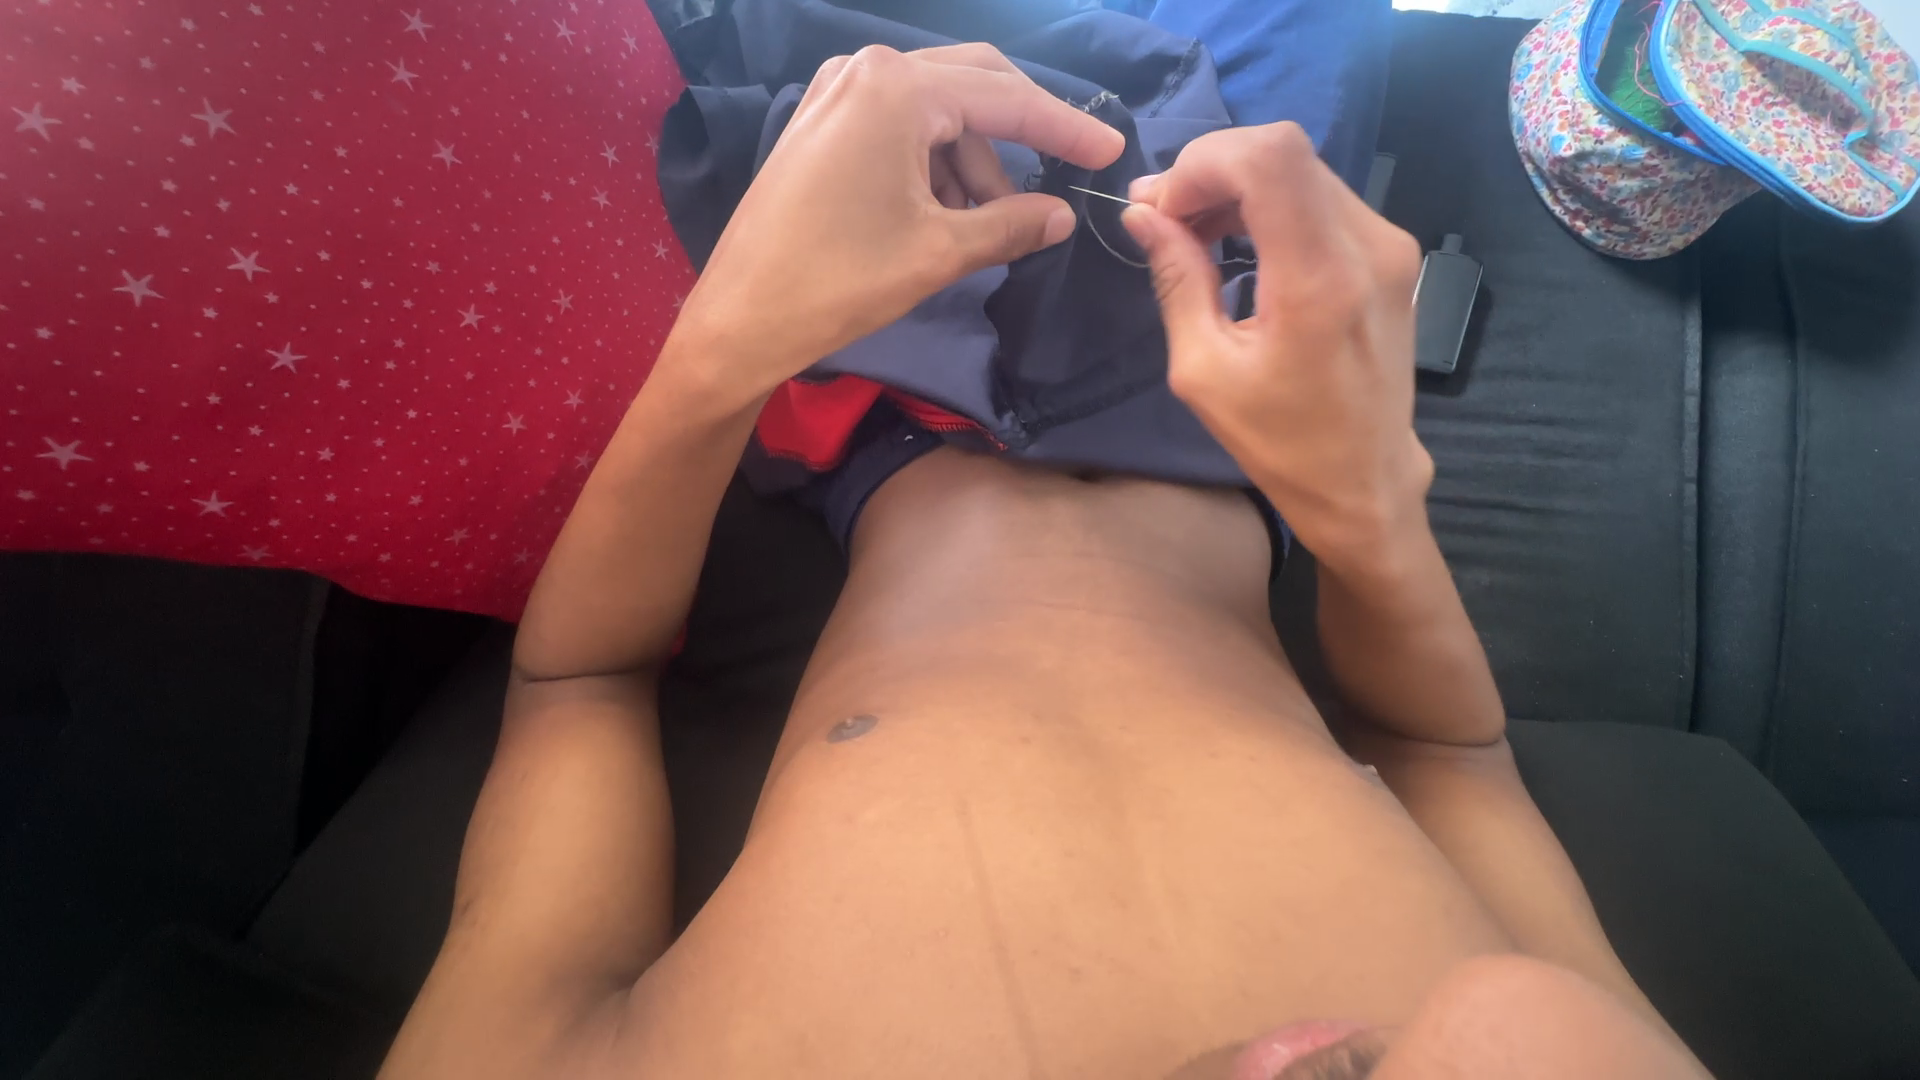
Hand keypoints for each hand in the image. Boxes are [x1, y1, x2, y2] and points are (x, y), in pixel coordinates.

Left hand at [666, 44, 1123, 406]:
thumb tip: (1063, 216)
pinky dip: (929, 169)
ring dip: (969, 167)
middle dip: (1015, 143)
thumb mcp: (938, 253)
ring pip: (933, 117)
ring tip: (981, 228)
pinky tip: (938, 216)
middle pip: (970, 90)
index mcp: (898, 89)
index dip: (1064, 127)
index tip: (1108, 151)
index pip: (1005, 98)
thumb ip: (1010, 225)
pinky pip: (897, 133)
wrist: (744, 318)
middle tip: (1049, 194)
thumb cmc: (842, 282)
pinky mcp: (820, 128)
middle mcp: (865, 71)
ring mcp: (835, 95)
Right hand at [1119, 123, 1433, 576]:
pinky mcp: (1391, 253)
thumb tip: (1144, 217)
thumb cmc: (1276, 440)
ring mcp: (1388, 244)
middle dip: (1210, 172)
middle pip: (1284, 151)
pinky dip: (1269, 204)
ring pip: (1303, 169)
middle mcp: (1366, 245)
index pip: (1268, 158)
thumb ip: (1177, 282)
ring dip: (1237, 186)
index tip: (1161, 209)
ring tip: (1191, 231)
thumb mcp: (1203, 371)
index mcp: (1317, 280)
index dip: (1202, 162)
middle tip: (1162, 217)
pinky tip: (1235, 240)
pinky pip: (1321, 198)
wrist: (1360, 478)